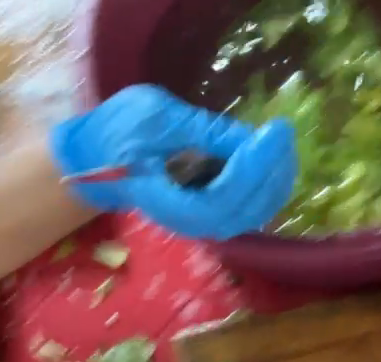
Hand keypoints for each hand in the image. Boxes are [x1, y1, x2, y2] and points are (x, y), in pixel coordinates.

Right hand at [49, 85, 296, 239]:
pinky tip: (277, 156)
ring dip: (275, 179)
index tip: (269, 135)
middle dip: (270, 172)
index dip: (250, 171)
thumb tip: (247, 141)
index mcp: (168, 204)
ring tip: (283, 140)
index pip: (220, 199)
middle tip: (282, 133)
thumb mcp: (152, 118)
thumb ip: (200, 133)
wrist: (98, 160)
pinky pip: (251, 206)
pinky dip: (269, 184)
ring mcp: (206, 222)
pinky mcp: (216, 213)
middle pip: (244, 210)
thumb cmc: (117, 135)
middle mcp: (193, 223)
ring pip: (253, 212)